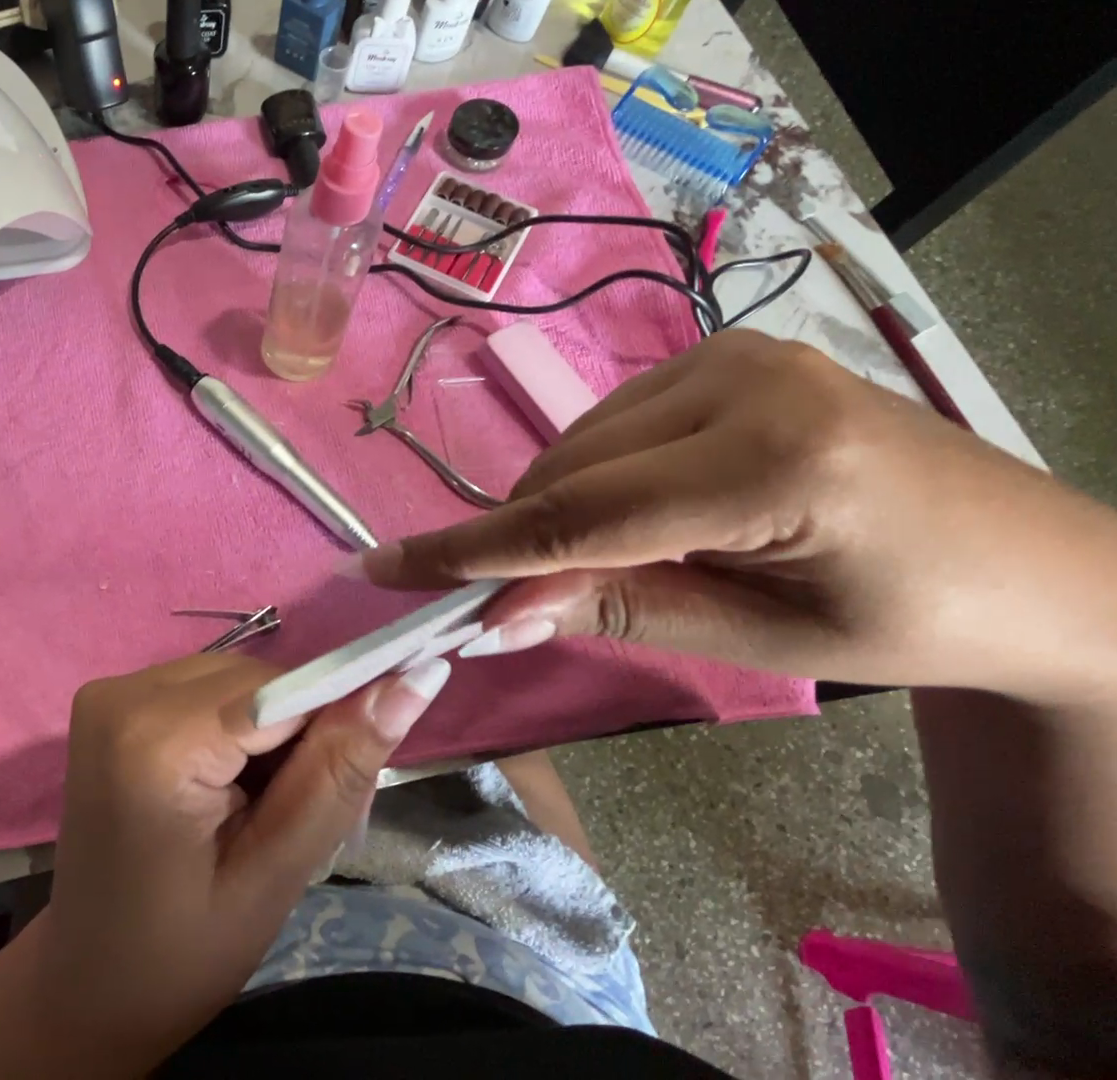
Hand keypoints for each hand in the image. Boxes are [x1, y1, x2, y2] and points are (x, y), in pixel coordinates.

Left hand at [28, 653, 449, 1071]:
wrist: (88, 980)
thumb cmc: (182, 951)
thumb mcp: (275, 872)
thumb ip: (338, 772)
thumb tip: (412, 682)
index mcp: (154, 742)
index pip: (280, 688)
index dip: (338, 712)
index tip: (370, 761)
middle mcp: (122, 695)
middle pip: (254, 679)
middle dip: (299, 732)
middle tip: (301, 815)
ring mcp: (109, 695)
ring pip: (233, 680)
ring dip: (268, 731)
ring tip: (262, 809)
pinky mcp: (109, 704)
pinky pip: (201, 691)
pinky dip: (232, 728)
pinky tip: (227, 789)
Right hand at [360, 329, 1116, 704]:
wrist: (1036, 564)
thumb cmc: (907, 620)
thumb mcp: (753, 638)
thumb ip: (613, 610)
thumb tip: (489, 616)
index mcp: (770, 461)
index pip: (576, 514)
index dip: (469, 551)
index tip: (384, 568)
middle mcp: (743, 379)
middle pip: (565, 475)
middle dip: (516, 543)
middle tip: (502, 609)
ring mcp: (732, 355)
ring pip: (575, 447)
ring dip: (553, 512)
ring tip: (594, 567)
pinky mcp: (724, 355)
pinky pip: (607, 425)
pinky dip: (586, 480)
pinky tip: (625, 514)